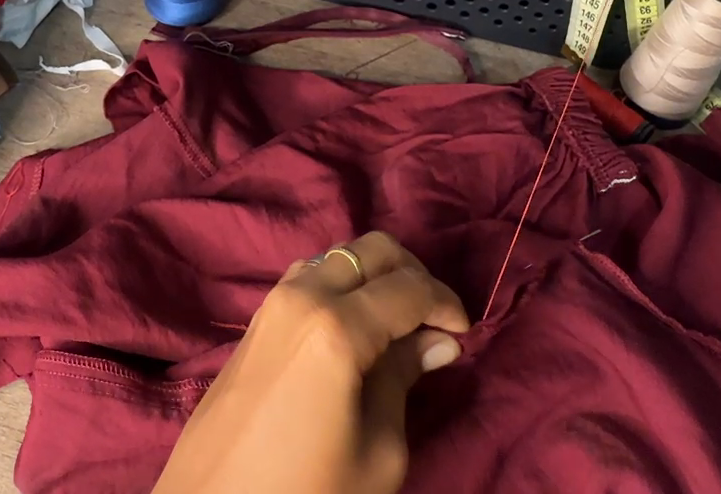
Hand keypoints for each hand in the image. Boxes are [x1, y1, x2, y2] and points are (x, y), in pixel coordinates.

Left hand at [152, 232, 470, 493]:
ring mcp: (273, 300)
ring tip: (398, 321)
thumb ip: (404, 379)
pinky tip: (356, 322)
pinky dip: (342, 282)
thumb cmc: (306, 492)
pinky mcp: (257, 317)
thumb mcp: (377, 452)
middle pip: (373, 250)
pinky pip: (309, 275)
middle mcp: (303, 295)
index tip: (463, 332)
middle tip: (434, 319)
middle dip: (413, 274)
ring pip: (339, 254)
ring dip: (375, 274)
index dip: (445, 303)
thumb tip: (439, 340)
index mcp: (336, 327)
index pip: (409, 287)